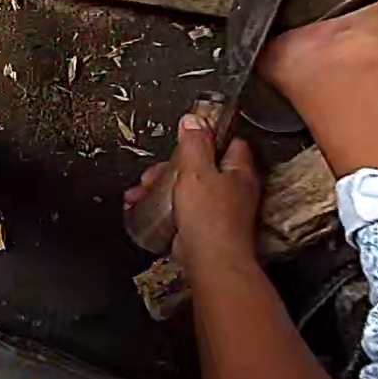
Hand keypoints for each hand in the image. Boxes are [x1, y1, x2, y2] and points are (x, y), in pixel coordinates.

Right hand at [124, 114, 260, 273]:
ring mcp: (218, 208)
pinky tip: (142, 206)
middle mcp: (233, 188)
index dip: (208, 136)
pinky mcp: (203, 224)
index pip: (230, 142)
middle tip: (152, 172)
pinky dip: (161, 204)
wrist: (210, 259)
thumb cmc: (208, 216)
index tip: (185, 135)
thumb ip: (194, 143)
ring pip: (186, 187)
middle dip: (170, 167)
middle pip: (200, 166)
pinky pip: (179, 207)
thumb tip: (194, 119)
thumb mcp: (196, 171)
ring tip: (139, 192)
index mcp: (237, 171)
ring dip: (160, 186)